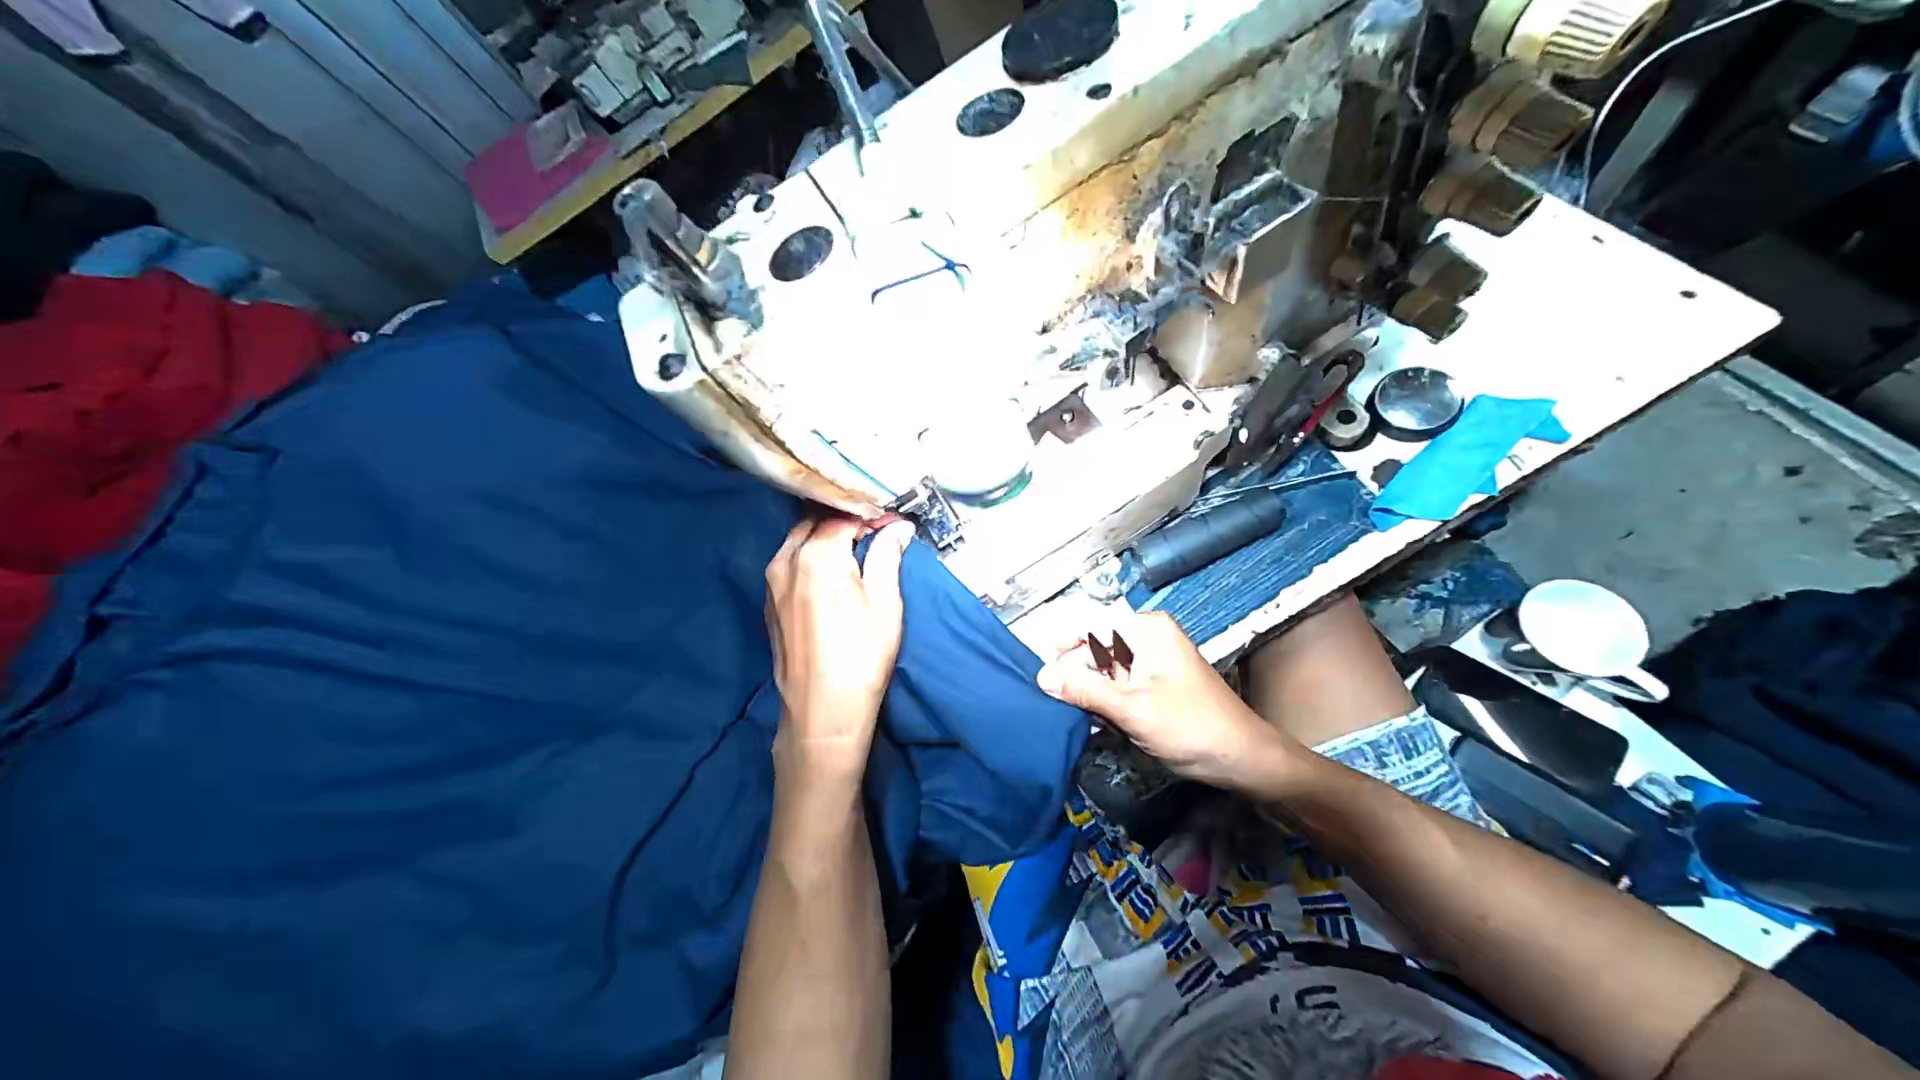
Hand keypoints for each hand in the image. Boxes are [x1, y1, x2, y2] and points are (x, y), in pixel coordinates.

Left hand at [764, 514, 915, 774]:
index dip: (872, 516)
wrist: (822, 709)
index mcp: (817, 555)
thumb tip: (897, 528)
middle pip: (816, 521)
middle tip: (875, 533)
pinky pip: (788, 562)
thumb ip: (887, 556)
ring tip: (854, 549)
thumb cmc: (861, 656)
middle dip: (845, 520)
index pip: (845, 516)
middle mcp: (786, 560)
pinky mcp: (768, 601)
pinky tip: (829, 572)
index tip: (894, 524)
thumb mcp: (885, 603)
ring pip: (798, 539)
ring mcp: (772, 581)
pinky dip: (809, 555)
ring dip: (824, 535)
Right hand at [1035, 610, 1303, 792]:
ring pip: (1103, 670)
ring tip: (1086, 718)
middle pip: (1094, 648)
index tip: (1044, 678)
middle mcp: (1147, 637)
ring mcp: (1151, 661)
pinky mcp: (1153, 684)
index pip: (1089, 626)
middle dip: (1078, 677)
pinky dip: (1106, 703)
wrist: (1242, 759)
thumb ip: (1084, 690)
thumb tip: (1042, 677)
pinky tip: (1102, 723)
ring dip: (1091, 694)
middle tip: (1065, 705)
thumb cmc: (1191, 727)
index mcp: (1146, 629)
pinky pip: (1117, 685)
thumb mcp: (1131, 709)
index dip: (1064, 650)